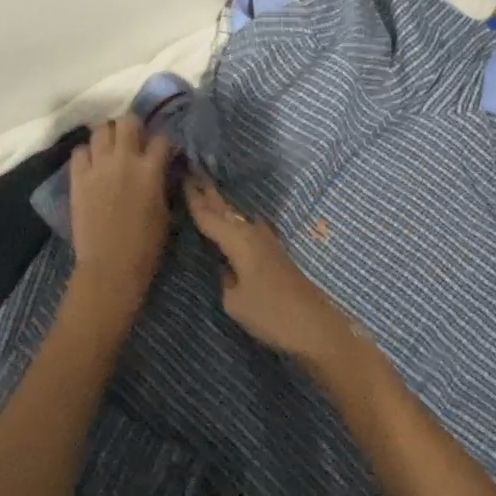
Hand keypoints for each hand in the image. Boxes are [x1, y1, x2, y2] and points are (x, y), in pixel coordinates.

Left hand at [68, 115, 174, 305]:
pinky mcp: (78, 178)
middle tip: (133, 140)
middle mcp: (124, 160)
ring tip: (110, 148)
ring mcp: (98, 167)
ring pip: (101, 130)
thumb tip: (161, 170)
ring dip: (108, 136)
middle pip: (128, 121)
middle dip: (133, 127)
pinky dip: (86, 154)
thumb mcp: (165, 211)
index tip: (162, 151)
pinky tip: (91, 164)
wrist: (110, 267)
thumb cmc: (146, 245)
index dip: (163, 143)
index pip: (162, 139)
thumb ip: (161, 183)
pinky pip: (79, 152)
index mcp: (150, 170)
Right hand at [185, 177, 354, 364]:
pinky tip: (234, 219)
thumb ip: (223, 277)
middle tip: (192, 170)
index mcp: (238, 240)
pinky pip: (248, 226)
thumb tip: (223, 265)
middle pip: (225, 208)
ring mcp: (266, 240)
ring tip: (207, 189)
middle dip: (208, 190)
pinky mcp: (275, 251)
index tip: (181, 174)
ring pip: (237, 215)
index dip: (193, 197)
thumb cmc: (270, 314)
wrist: (314, 326)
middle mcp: (252, 233)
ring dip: (222, 203)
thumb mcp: (234, 301)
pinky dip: (235, 219)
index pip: (208, 215)